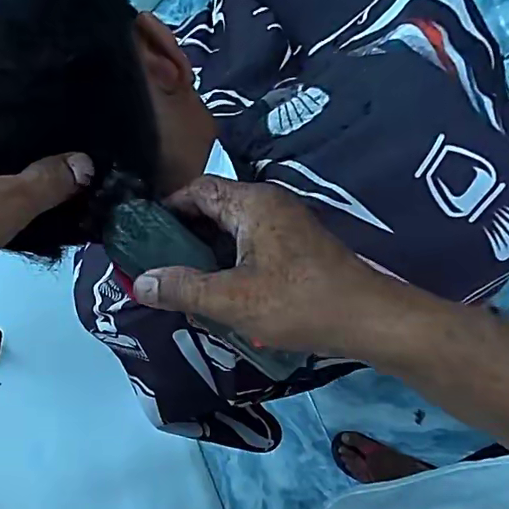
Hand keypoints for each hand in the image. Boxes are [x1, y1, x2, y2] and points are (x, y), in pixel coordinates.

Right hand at [130, 177, 428, 356]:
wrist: (368, 318)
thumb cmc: (299, 303)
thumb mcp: (233, 299)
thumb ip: (184, 288)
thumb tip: (140, 282)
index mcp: (252, 203)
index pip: (197, 189)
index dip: (167, 208)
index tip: (144, 236)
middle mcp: (270, 204)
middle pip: (215, 208)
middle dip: (185, 235)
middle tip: (159, 265)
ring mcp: (288, 225)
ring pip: (234, 231)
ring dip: (209, 253)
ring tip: (184, 282)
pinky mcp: (299, 248)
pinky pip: (254, 246)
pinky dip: (232, 263)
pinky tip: (222, 291)